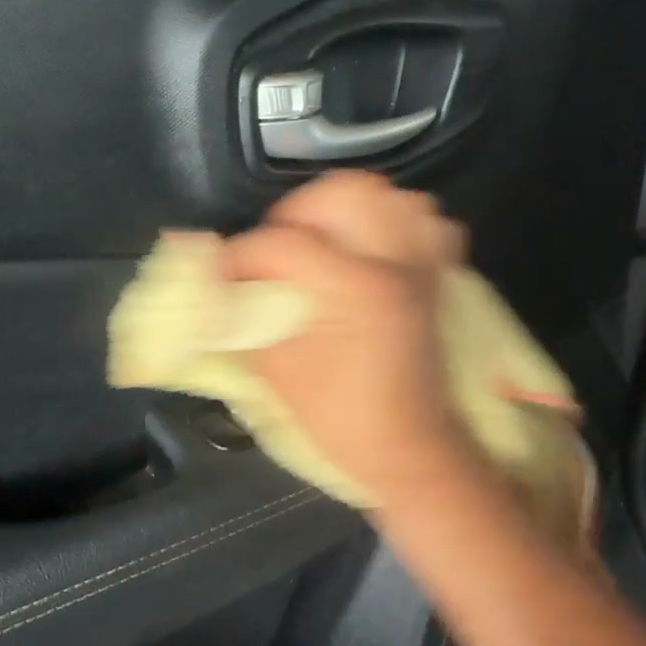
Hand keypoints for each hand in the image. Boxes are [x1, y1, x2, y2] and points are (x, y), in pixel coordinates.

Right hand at [222, 170, 479, 503]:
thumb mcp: (278, 375)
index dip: (239, 256)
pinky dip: (394, 224)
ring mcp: (423, 269)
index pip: (282, 242)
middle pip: (346, 192)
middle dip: (298, 212)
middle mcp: (394, 263)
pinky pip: (426, 225)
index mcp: (354, 287)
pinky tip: (369, 249)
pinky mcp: (439, 281)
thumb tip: (206, 290)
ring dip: (349, 211)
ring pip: (392, 198)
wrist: (411, 454)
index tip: (218, 276)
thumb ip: (239, 323)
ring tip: (321, 243)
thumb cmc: (342, 422)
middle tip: (276, 248)